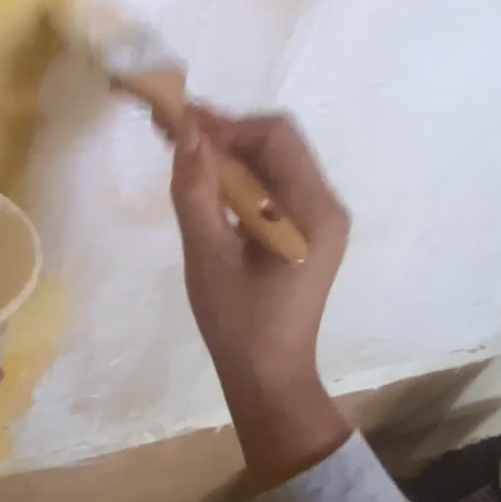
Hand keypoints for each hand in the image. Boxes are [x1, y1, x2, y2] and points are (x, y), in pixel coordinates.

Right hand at [168, 108, 354, 487]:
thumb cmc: (237, 321)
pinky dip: (238, 174)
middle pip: (277, 141)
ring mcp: (319, 216)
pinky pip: (272, 182)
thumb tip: (185, 130)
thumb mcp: (207, 254)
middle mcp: (326, 204)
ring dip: (229, 150)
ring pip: (273, 158)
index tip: (179, 128)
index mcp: (313, 211)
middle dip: (224, 133)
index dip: (225, 125)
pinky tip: (204, 180)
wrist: (268, 376)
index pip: (275, 136)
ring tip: (181, 152)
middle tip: (174, 135)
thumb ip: (195, 189)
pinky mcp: (306, 227)